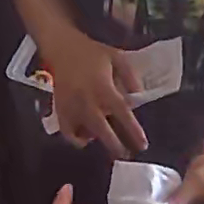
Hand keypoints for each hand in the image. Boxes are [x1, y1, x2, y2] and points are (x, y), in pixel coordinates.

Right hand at [44, 32, 146, 158]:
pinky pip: (68, 133)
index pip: (123, 114)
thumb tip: (137, 99)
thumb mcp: (117, 58)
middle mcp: (87, 101)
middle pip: (104, 131)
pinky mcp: (60, 110)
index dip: (134, 131)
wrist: (62, 48)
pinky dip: (76, 140)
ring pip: (86, 135)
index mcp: (104, 88)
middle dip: (116, 146)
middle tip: (126, 155)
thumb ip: (130, 78)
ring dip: (98, 141)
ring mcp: (72, 108)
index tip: (143, 145)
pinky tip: (85, 139)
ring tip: (109, 141)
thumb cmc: (92, 53)